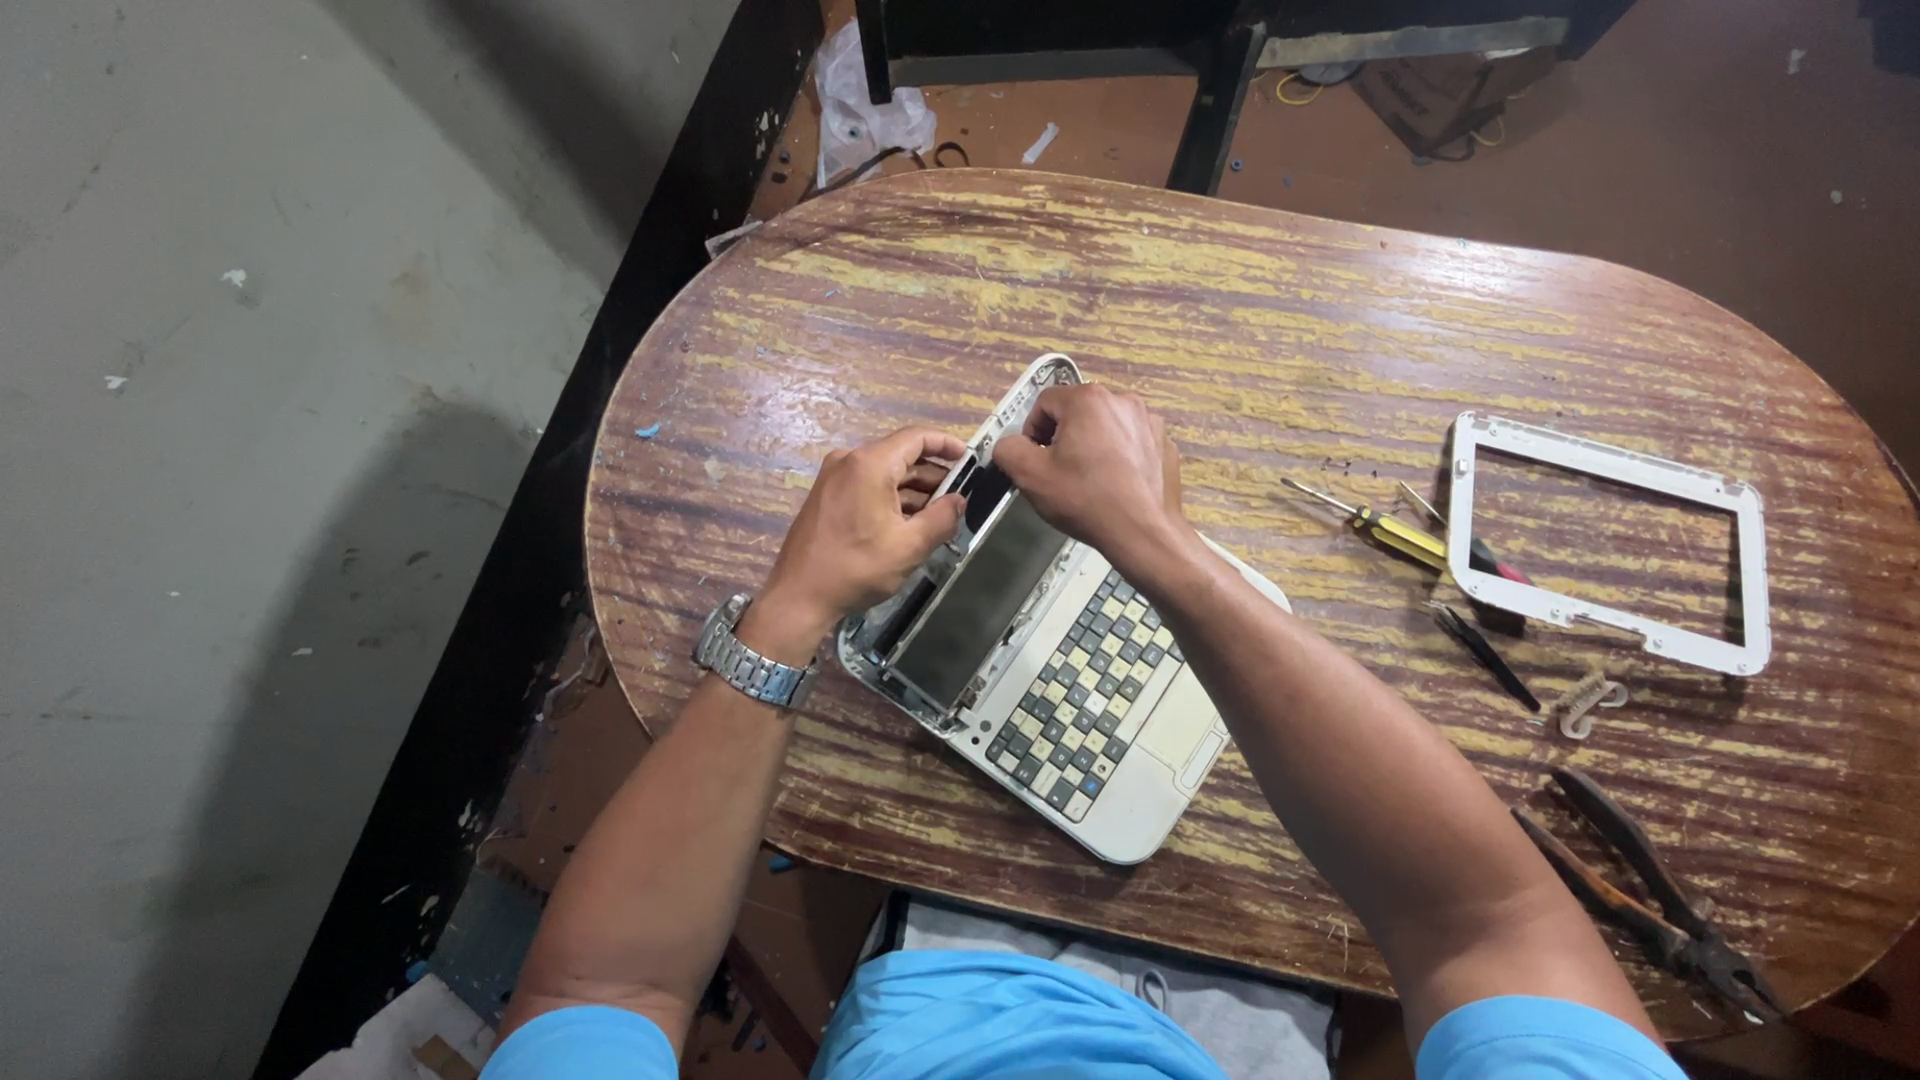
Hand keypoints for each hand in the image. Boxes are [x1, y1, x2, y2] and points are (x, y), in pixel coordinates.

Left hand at [742, 428, 966, 663]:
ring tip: (940, 514)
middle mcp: (848, 461)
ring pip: (885, 473)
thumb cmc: (856, 569)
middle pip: (901, 455)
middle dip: (933, 474)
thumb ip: (942, 518)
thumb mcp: (909, 546)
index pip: (916, 437)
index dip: (947, 444)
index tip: (970, 459)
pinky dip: (892, 498)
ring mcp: (833, 478)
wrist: (798, 597)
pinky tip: (910, 522)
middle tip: (960, 496)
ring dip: (914, 490)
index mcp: (869, 464)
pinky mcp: (827, 496)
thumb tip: (960, 501)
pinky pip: (867, 486)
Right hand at [991, 384, 1195, 577]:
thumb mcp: (1030, 475)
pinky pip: (1132, 442)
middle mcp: (1122, 400)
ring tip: (1090, 480)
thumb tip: (1010, 445)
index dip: (1032, 431)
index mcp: (1087, 399)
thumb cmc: (1085, 500)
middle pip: (1078, 412)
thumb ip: (1008, 450)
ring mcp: (1149, 421)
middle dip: (1064, 438)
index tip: (1035, 460)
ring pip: (1106, 426)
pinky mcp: (1164, 444)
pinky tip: (1116, 484)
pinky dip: (1120, 457)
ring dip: (1093, 445)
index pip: (1045, 403)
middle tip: (1060, 472)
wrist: (1142, 532)